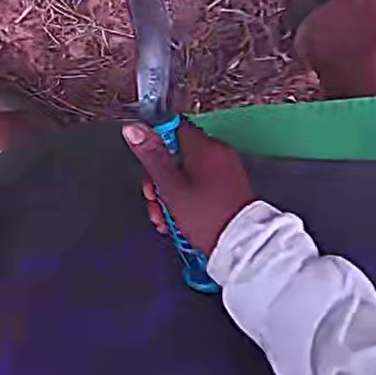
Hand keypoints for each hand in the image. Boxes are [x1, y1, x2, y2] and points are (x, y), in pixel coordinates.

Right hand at [122, 119, 256, 254]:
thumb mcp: (170, 186)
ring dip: (168, 192)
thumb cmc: (207, 216)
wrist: (241, 247)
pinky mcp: (226, 187)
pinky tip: (177, 217)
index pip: (172, 127)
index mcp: (204, 147)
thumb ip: (151, 155)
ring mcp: (224, 171)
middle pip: (175, 153)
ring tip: (164, 214)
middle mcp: (217, 153)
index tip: (148, 163)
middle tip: (155, 196)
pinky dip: (185, 197)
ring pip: (184, 172)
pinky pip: (198, 184)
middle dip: (158, 177)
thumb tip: (134, 130)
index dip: (154, 143)